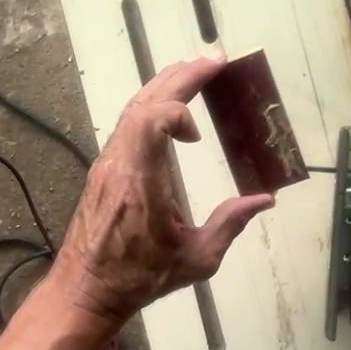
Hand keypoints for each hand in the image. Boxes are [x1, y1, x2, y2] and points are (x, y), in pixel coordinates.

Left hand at [51, 55, 275, 325]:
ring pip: (131, 108)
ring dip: (164, 85)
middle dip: (180, 77)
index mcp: (141, 183)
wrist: (85, 289)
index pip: (151, 119)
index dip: (177, 111)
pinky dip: (151, 105)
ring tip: (194, 70)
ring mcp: (107, 163)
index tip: (197, 136)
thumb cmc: (139, 277)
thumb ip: (230, 224)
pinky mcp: (103, 168)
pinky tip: (169, 106)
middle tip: (214, 60)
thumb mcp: (196, 259)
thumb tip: (265, 199)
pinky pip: (127, 123)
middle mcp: (119, 163)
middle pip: (143, 102)